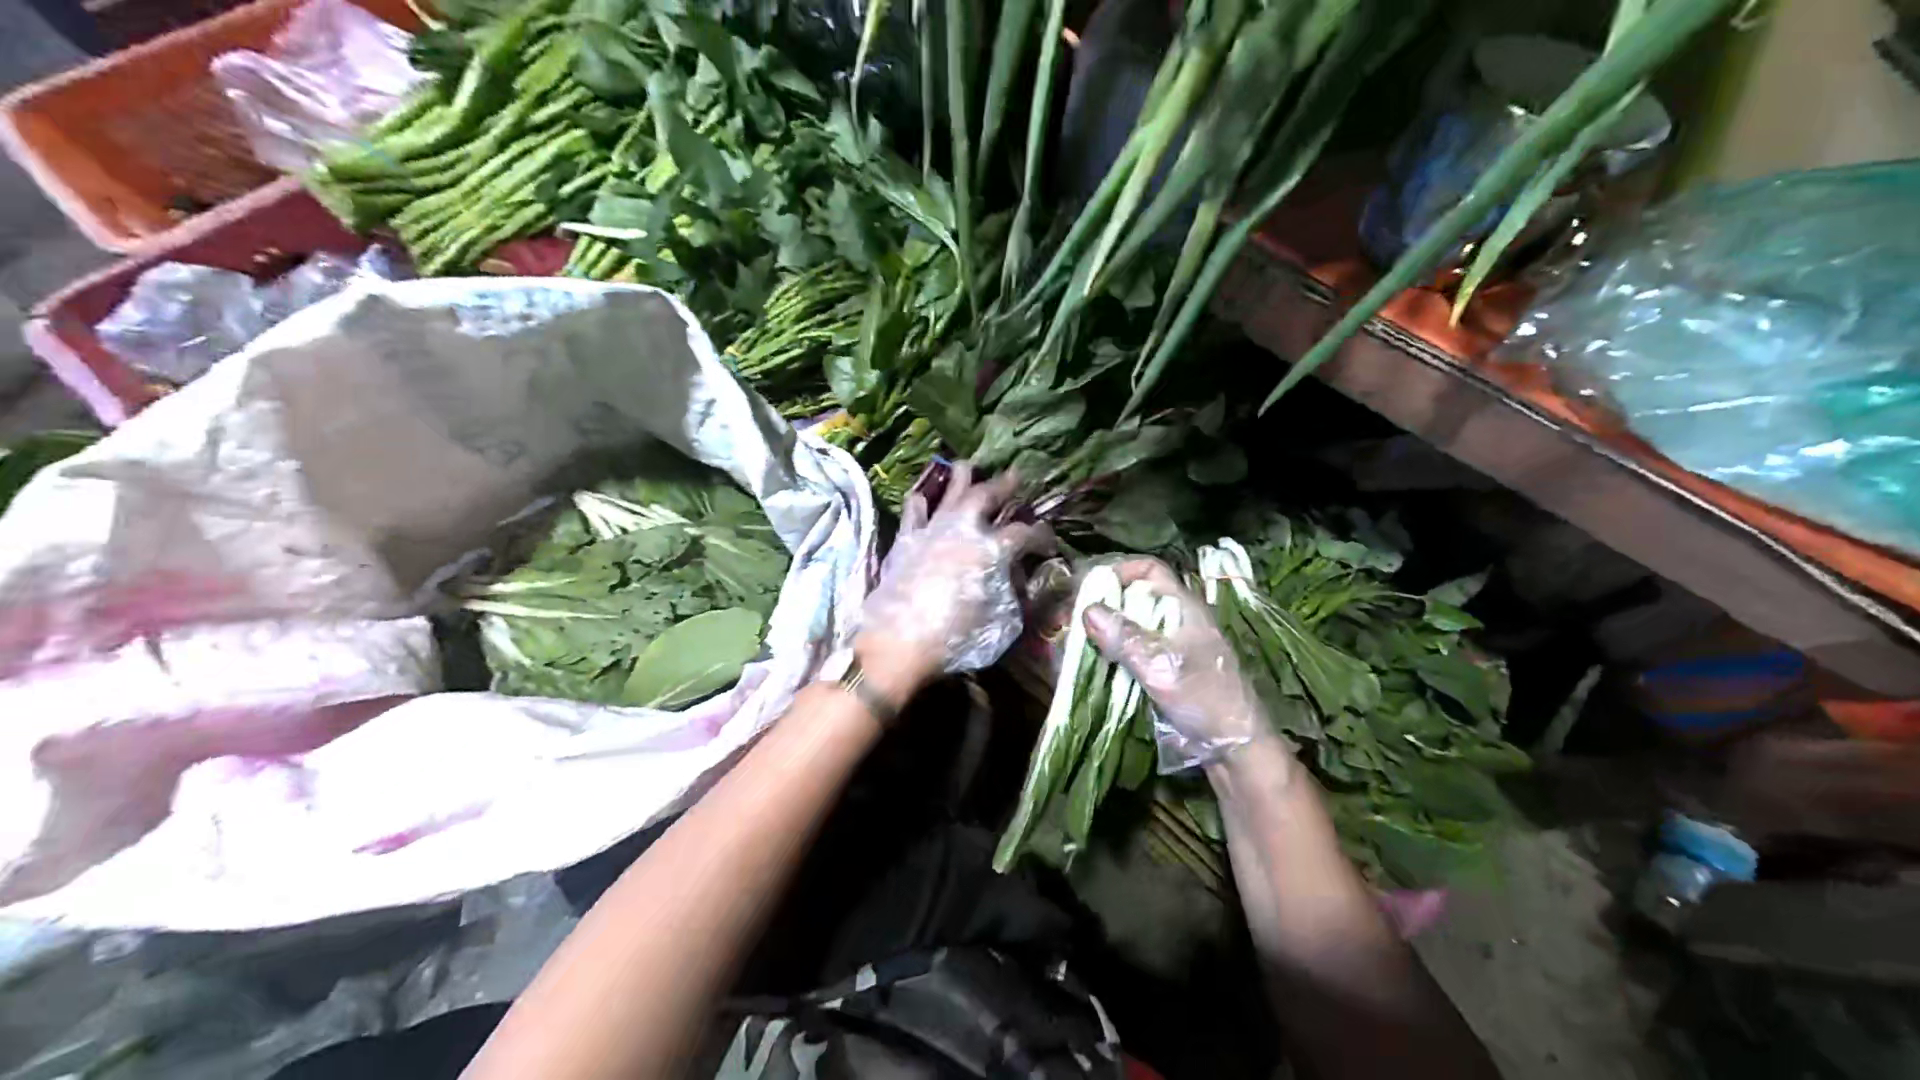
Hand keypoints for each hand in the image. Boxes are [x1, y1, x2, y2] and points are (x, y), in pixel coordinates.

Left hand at [858, 462, 1052, 681]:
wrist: (899, 642)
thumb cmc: (957, 639)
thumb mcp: (1003, 626)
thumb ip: (1017, 598)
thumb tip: (1022, 582)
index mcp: (993, 551)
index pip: (1026, 534)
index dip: (1041, 536)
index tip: (1047, 543)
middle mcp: (964, 530)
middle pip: (988, 497)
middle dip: (1005, 485)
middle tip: (1015, 475)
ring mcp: (932, 531)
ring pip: (950, 493)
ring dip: (962, 478)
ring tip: (969, 465)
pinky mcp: (906, 540)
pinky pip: (914, 511)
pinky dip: (920, 500)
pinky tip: (924, 495)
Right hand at [1081, 558, 1281, 770]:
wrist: (1234, 749)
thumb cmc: (1207, 700)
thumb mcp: (1164, 668)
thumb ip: (1127, 639)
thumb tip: (1088, 610)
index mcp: (1183, 608)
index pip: (1150, 570)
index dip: (1120, 570)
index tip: (1089, 587)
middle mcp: (1174, 621)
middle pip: (1131, 598)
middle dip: (1099, 604)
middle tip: (1068, 620)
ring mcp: (1166, 647)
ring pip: (1126, 627)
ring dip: (1099, 632)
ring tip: (1070, 643)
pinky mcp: (1160, 670)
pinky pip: (1127, 652)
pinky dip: (1106, 654)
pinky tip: (1087, 663)